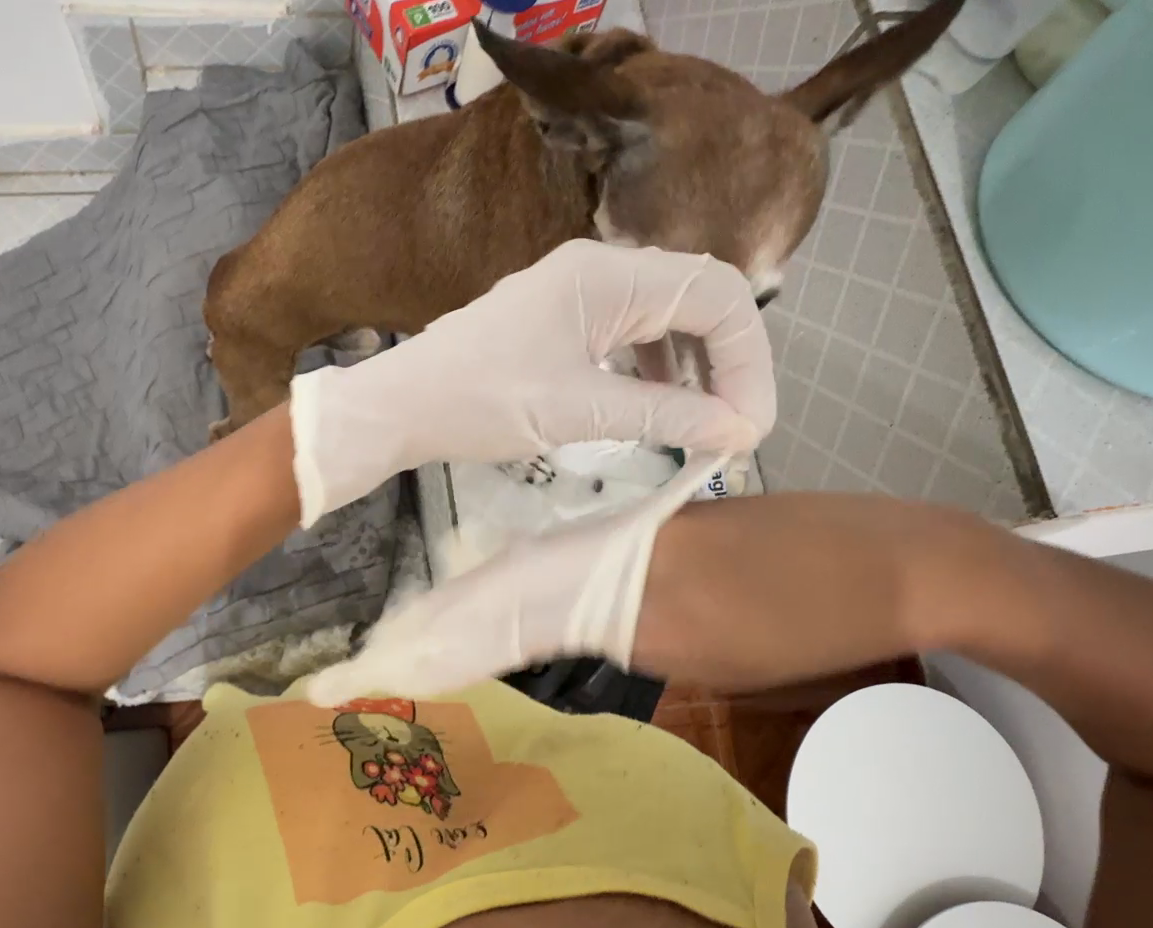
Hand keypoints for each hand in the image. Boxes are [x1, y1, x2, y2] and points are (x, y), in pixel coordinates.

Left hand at [290, 239, 773, 526]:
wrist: (401, 406)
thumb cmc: (479, 401)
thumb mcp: (577, 410)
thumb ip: (664, 415)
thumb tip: (737, 430)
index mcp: (609, 274)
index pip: (717, 296)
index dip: (748, 361)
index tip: (750, 424)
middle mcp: (601, 270)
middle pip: (698, 304)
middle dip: (726, 367)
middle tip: (734, 432)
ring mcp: (581, 294)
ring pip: (666, 323)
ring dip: (694, 374)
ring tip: (703, 430)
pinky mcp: (564, 322)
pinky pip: (631, 339)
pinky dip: (655, 375)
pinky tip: (660, 412)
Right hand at [308, 489, 998, 704]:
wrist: (903, 563)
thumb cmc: (811, 611)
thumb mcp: (705, 640)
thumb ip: (610, 628)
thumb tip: (531, 631)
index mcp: (614, 560)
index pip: (505, 599)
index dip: (446, 634)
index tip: (393, 665)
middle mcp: (613, 541)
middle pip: (512, 581)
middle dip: (450, 620)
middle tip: (393, 653)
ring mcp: (641, 540)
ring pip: (545, 574)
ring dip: (488, 609)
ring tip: (435, 636)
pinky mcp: (669, 547)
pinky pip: (582, 573)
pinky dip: (537, 598)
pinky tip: (522, 611)